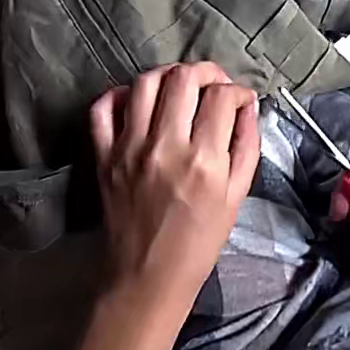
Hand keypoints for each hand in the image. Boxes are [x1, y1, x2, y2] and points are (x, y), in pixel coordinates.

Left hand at [88, 63, 259, 304]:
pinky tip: (140, 100)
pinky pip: (103, 109)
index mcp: (204, 160)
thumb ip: (246, 146)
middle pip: (184, 79)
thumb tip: (247, 107)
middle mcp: (165, 147)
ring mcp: (129, 149)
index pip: (222, 97)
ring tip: (181, 84)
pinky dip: (121, 94)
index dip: (238, 91)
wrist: (148, 277)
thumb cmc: (199, 241)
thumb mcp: (237, 196)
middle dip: (206, 72)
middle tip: (215, 83)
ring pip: (145, 83)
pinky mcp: (104, 156)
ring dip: (169, 73)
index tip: (241, 100)